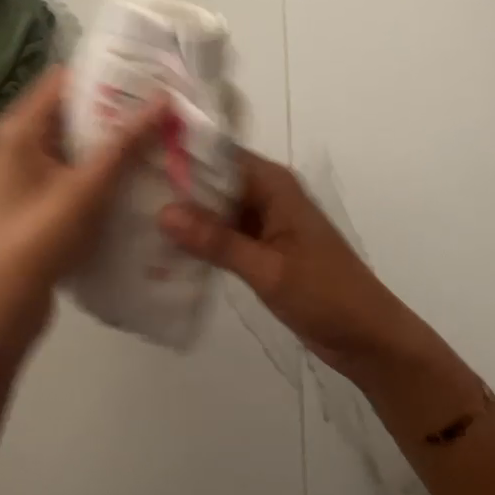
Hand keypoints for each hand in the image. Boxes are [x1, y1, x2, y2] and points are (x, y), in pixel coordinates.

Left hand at [0, 67, 167, 355]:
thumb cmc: (38, 241)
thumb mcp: (88, 188)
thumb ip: (126, 143)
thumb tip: (163, 100)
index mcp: (19, 129)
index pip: (65, 80)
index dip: (108, 77)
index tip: (151, 79)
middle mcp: (17, 143)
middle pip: (72, 111)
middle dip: (117, 112)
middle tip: (165, 111)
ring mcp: (24, 175)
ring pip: (75, 145)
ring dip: (112, 144)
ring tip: (160, 140)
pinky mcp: (35, 202)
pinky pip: (72, 172)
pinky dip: (101, 171)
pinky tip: (137, 178)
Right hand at [158, 151, 430, 379]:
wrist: (369, 339)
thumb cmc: (326, 296)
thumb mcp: (268, 270)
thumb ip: (217, 241)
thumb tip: (164, 211)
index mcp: (275, 185)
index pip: (220, 155)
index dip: (182, 155)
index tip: (136, 160)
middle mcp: (269, 195)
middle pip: (215, 180)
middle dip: (178, 187)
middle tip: (126, 193)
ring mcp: (266, 223)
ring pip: (218, 209)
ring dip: (188, 216)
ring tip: (136, 219)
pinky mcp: (264, 249)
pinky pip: (225, 234)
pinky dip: (202, 241)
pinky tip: (166, 251)